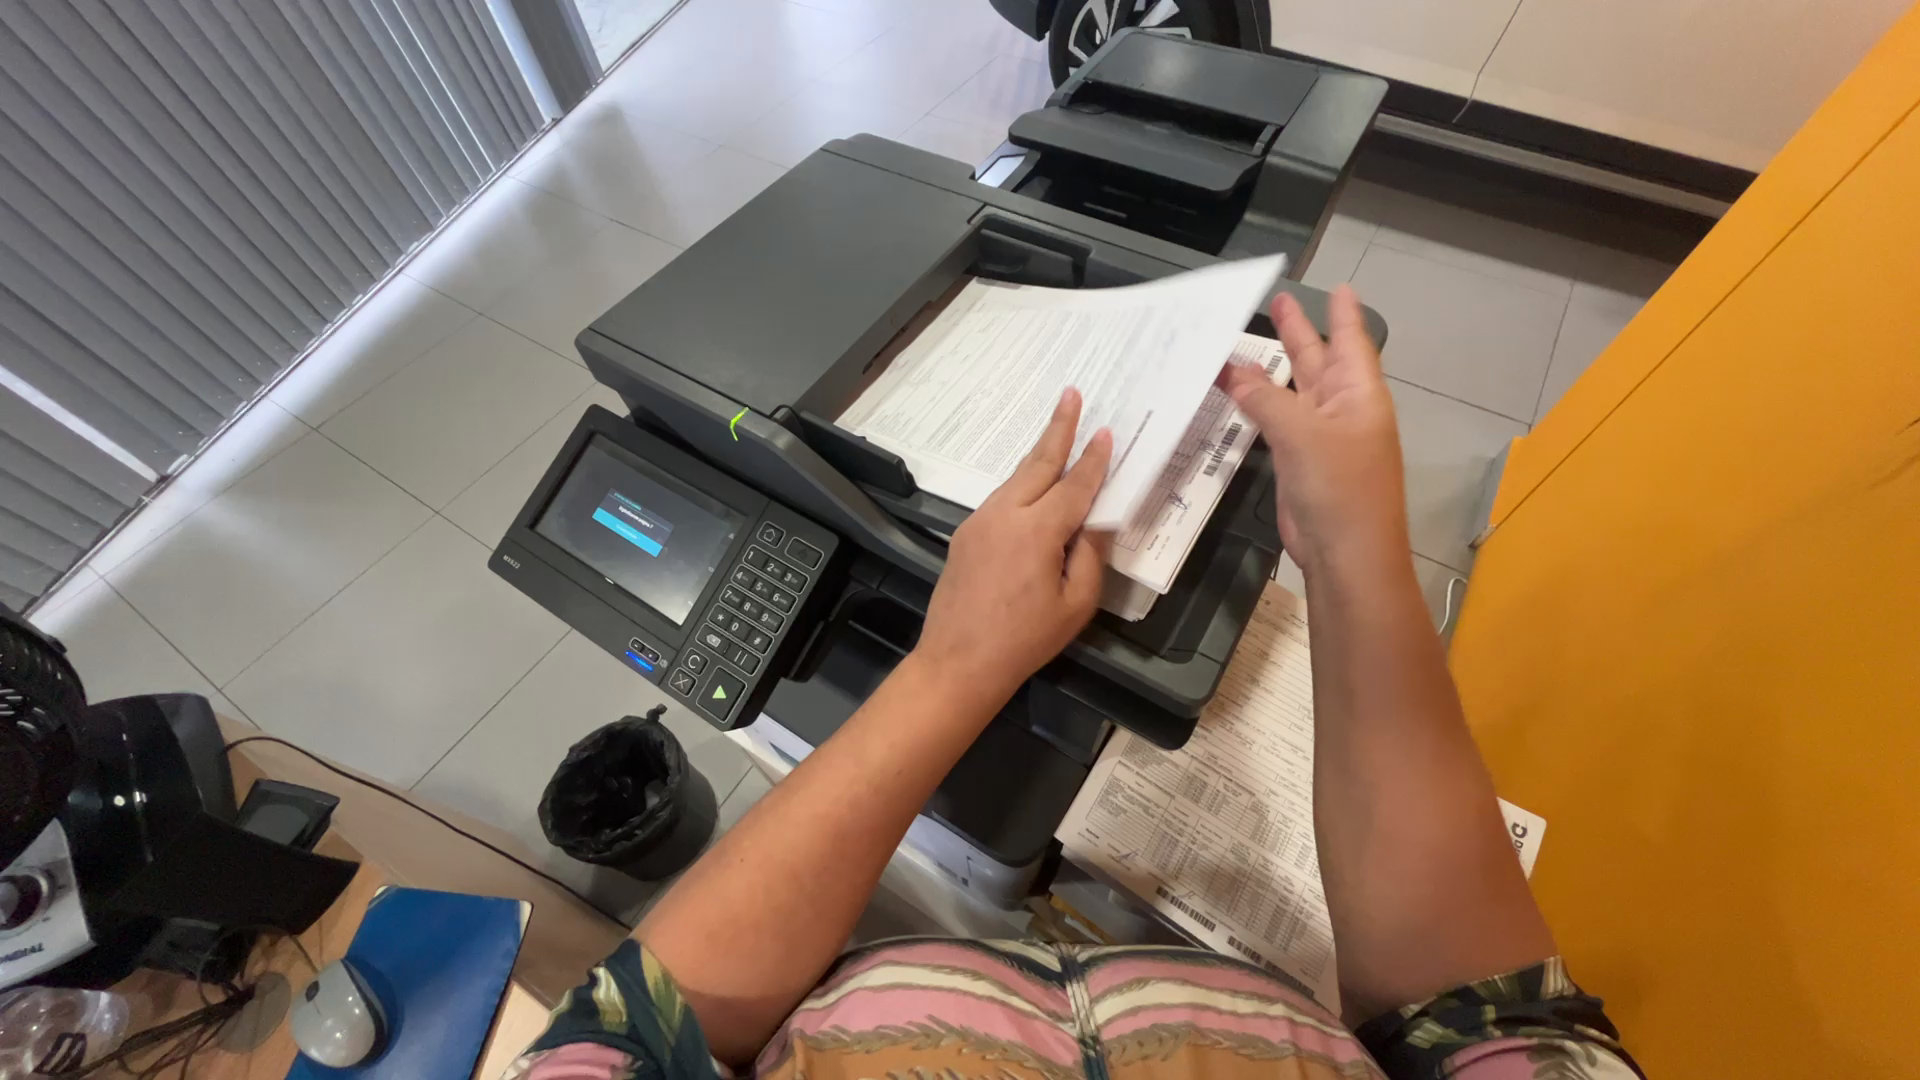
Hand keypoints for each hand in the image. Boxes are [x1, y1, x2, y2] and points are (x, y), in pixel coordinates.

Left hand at [913, 388, 1112, 704]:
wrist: (958, 661)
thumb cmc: (1024, 640)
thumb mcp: (1075, 604)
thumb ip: (1088, 555)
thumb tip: (1093, 521)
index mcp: (1036, 530)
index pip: (1074, 486)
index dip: (1094, 460)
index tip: (1107, 432)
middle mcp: (1004, 515)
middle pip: (1037, 464)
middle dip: (1057, 428)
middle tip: (1071, 394)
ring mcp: (978, 522)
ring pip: (1015, 480)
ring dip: (1038, 457)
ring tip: (1057, 434)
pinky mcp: (964, 535)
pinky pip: (1000, 501)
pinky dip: (1021, 487)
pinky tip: (1031, 490)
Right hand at [1223, 287, 1409, 576]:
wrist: (1345, 552)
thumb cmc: (1339, 487)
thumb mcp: (1302, 435)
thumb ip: (1266, 400)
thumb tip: (1234, 374)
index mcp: (1358, 395)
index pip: (1350, 343)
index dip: (1343, 315)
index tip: (1339, 287)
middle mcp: (1341, 410)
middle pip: (1317, 363)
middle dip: (1298, 334)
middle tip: (1278, 304)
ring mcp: (1319, 438)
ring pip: (1290, 394)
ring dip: (1268, 372)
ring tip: (1241, 347)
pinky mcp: (1298, 462)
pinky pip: (1275, 423)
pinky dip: (1257, 406)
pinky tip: (1238, 394)